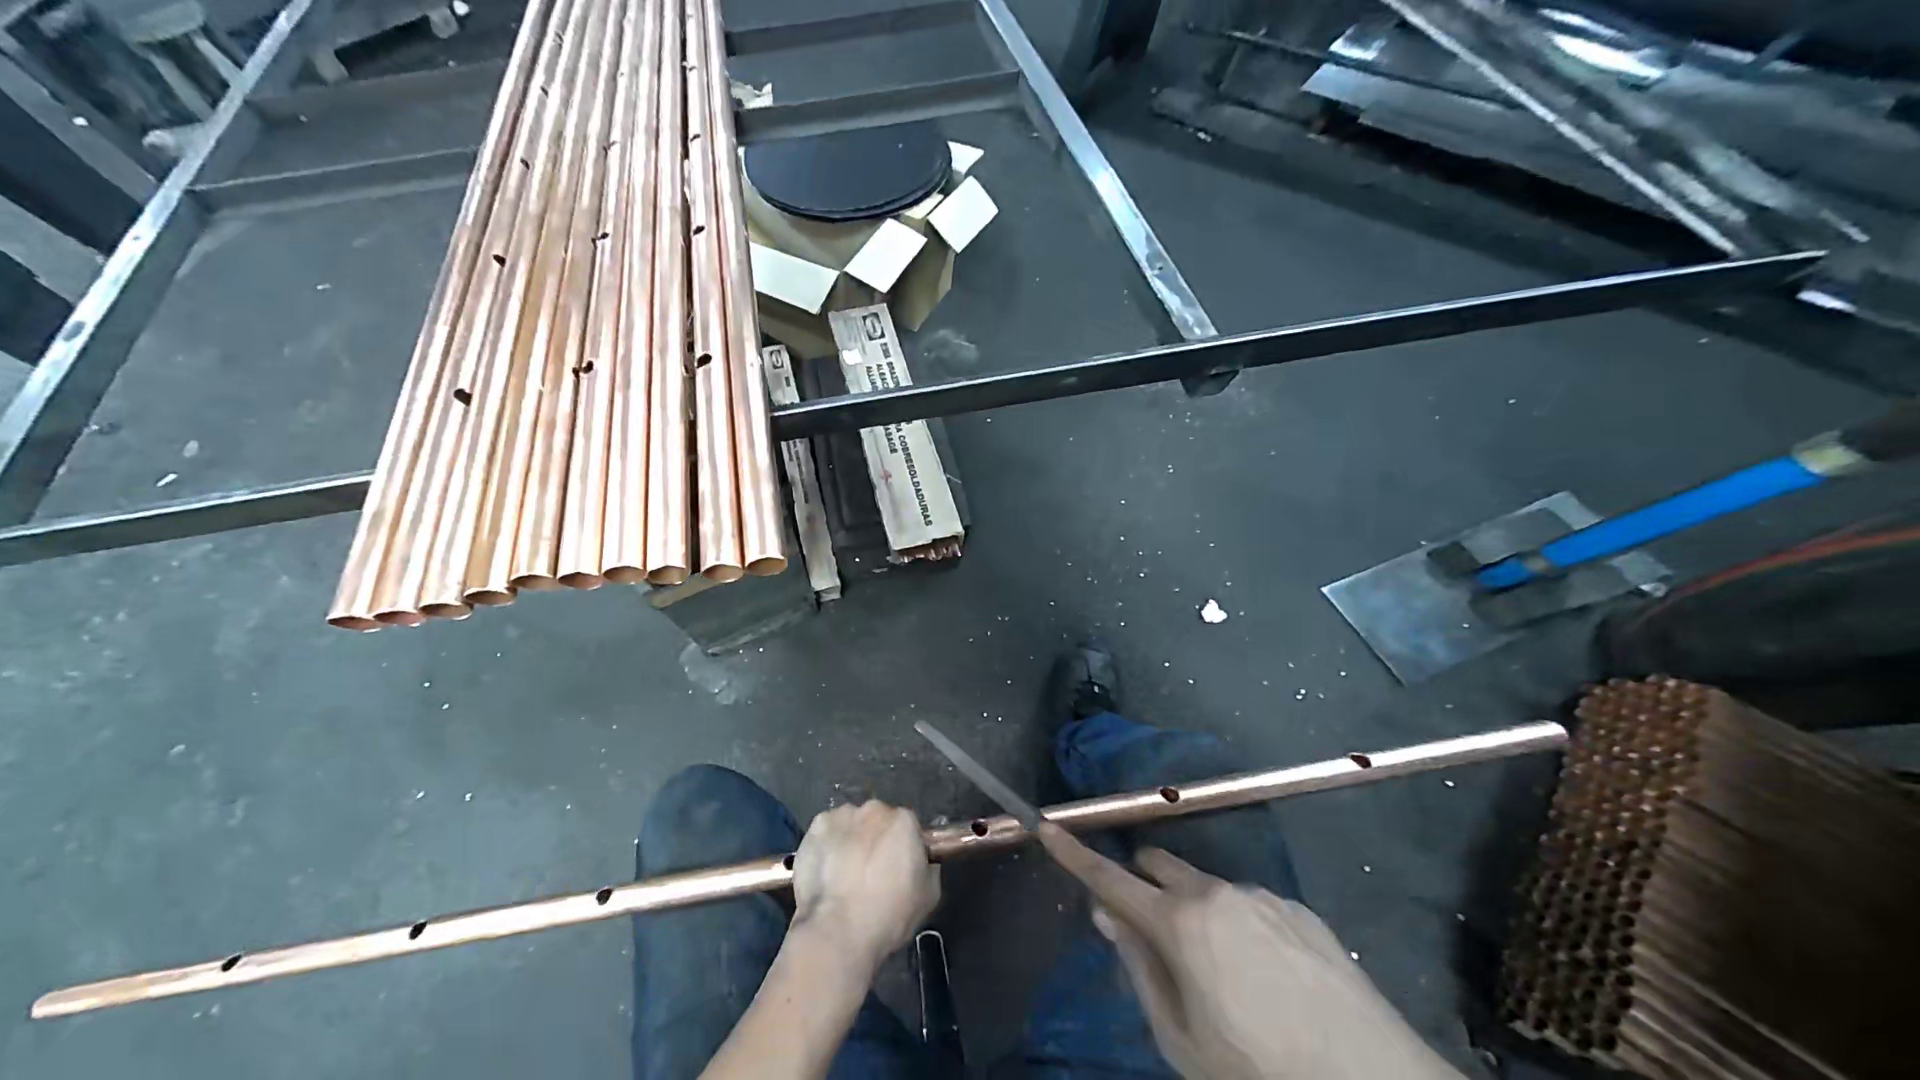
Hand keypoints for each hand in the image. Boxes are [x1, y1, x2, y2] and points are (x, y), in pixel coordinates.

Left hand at [790, 801, 939, 971]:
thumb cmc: (889, 915)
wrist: (838, 931)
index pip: (908, 828)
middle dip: (876, 840)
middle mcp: (873, 809)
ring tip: (844, 875)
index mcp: (904, 821)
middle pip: (878, 821)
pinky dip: (827, 846)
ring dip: (851, 841)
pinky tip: (826, 871)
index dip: (903, 849)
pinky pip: (827, 833)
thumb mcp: (929, 896)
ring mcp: (841, 816)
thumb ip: (929, 867)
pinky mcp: (815, 828)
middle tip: (871, 873)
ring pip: (851, 825)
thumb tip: (921, 862)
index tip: (897, 870)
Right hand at [1038, 824, 1462, 1079]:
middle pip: (1158, 865)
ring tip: (1226, 974)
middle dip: (1142, 883)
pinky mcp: (1300, 910)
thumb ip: (1137, 967)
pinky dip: (1239, 923)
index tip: (1047, 827)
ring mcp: (1262, 897)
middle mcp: (1216, 893)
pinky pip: (1250, 903)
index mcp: (1179, 924)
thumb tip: (1106, 915)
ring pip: (1206, 886)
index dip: (1073, 855)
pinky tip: (1269, 976)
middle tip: (1152, 932)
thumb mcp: (1180, 1039)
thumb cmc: (1257, 1071)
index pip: (1110, 879)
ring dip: (1195, 910)